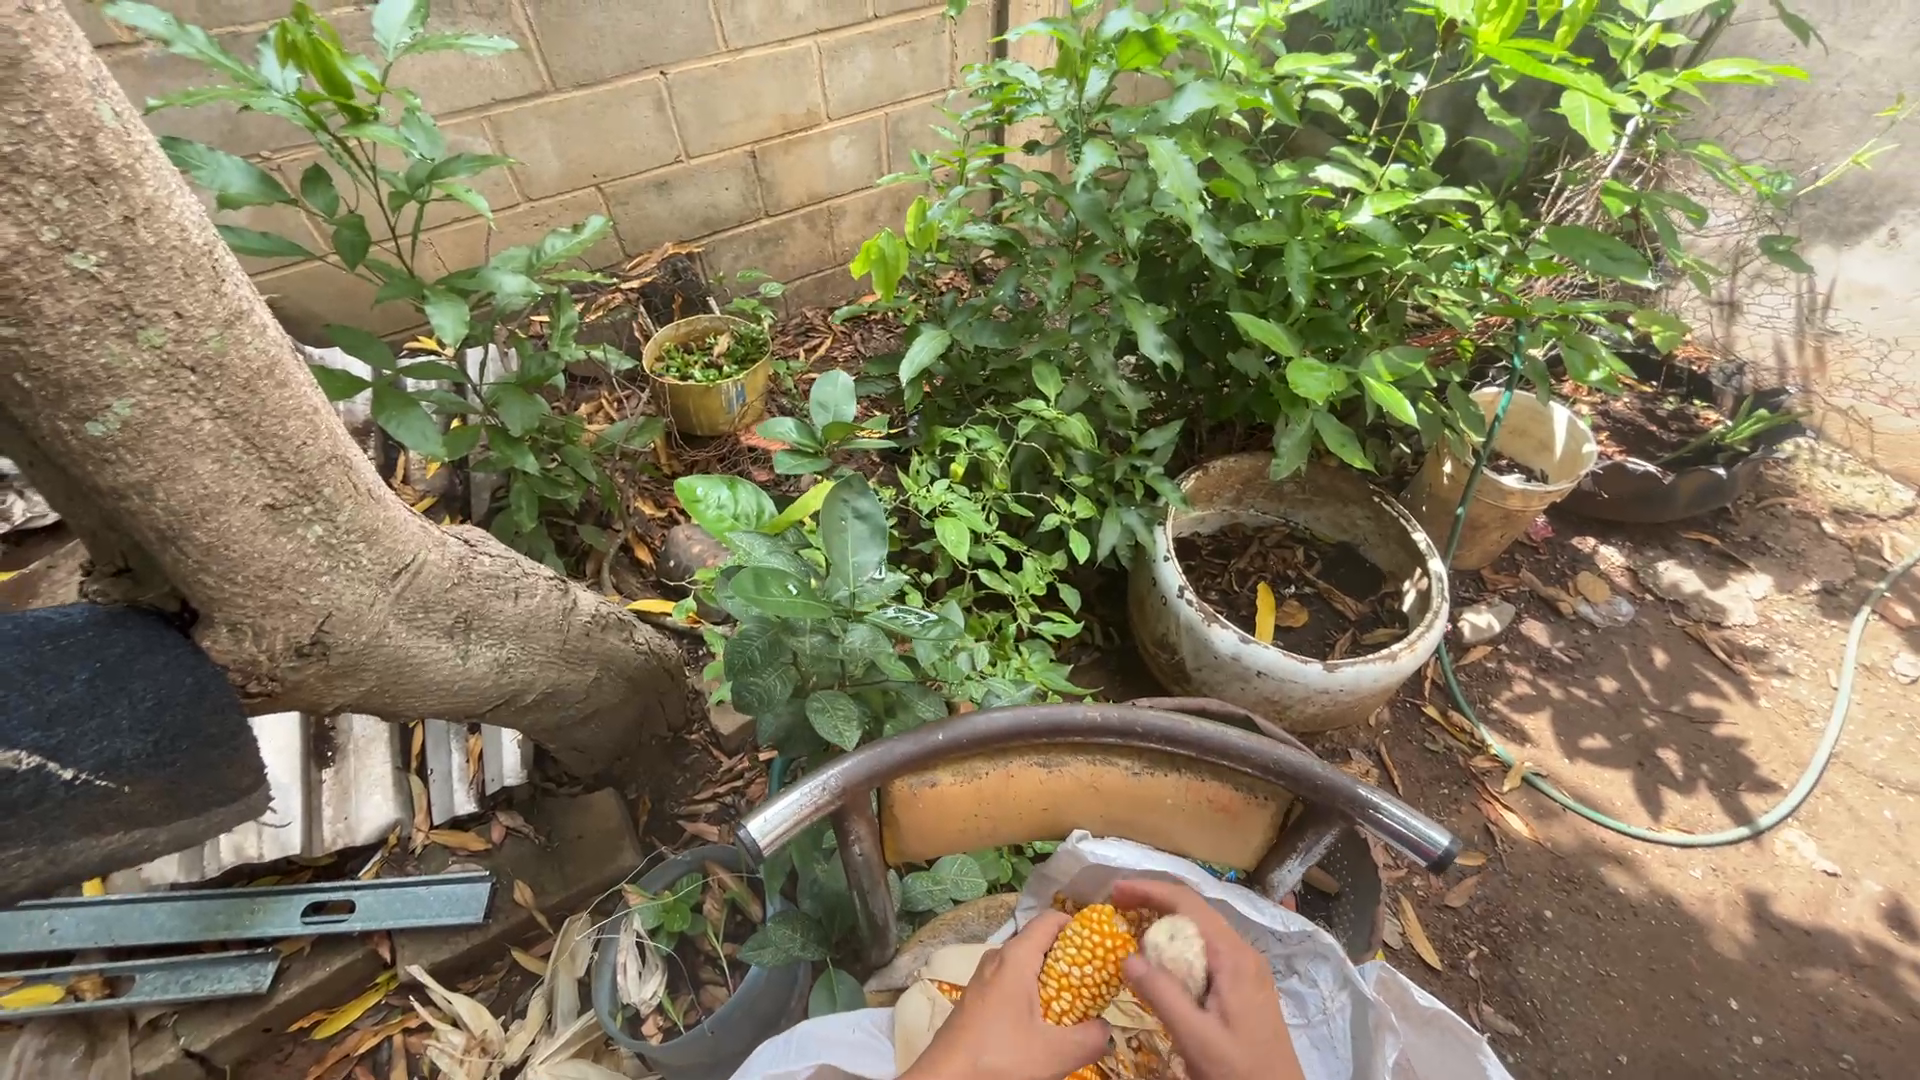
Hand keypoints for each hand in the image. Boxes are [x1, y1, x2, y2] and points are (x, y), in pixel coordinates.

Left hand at [902, 910, 1110, 1079]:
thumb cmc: (998, 1059)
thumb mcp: (1053, 1054)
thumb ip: (1089, 1039)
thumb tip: (1107, 1028)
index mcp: (1015, 956)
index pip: (1049, 919)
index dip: (1077, 925)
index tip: (1101, 943)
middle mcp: (998, 957)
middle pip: (1039, 942)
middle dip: (1069, 957)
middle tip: (1095, 979)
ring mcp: (984, 977)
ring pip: (1025, 965)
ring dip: (1050, 979)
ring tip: (1075, 1003)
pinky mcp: (977, 998)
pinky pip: (1011, 982)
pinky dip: (1032, 992)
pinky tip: (1043, 1021)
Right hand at [1114, 879, 1306, 1079]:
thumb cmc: (1241, 1073)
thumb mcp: (1197, 1039)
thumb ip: (1162, 995)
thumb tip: (1127, 956)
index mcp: (1234, 956)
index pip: (1188, 903)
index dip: (1149, 890)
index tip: (1116, 892)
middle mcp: (1243, 952)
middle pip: (1194, 910)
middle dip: (1154, 902)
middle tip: (1118, 908)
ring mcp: (1247, 969)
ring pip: (1201, 929)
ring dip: (1166, 923)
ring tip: (1134, 928)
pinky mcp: (1245, 986)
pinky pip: (1207, 950)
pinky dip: (1179, 946)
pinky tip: (1163, 962)